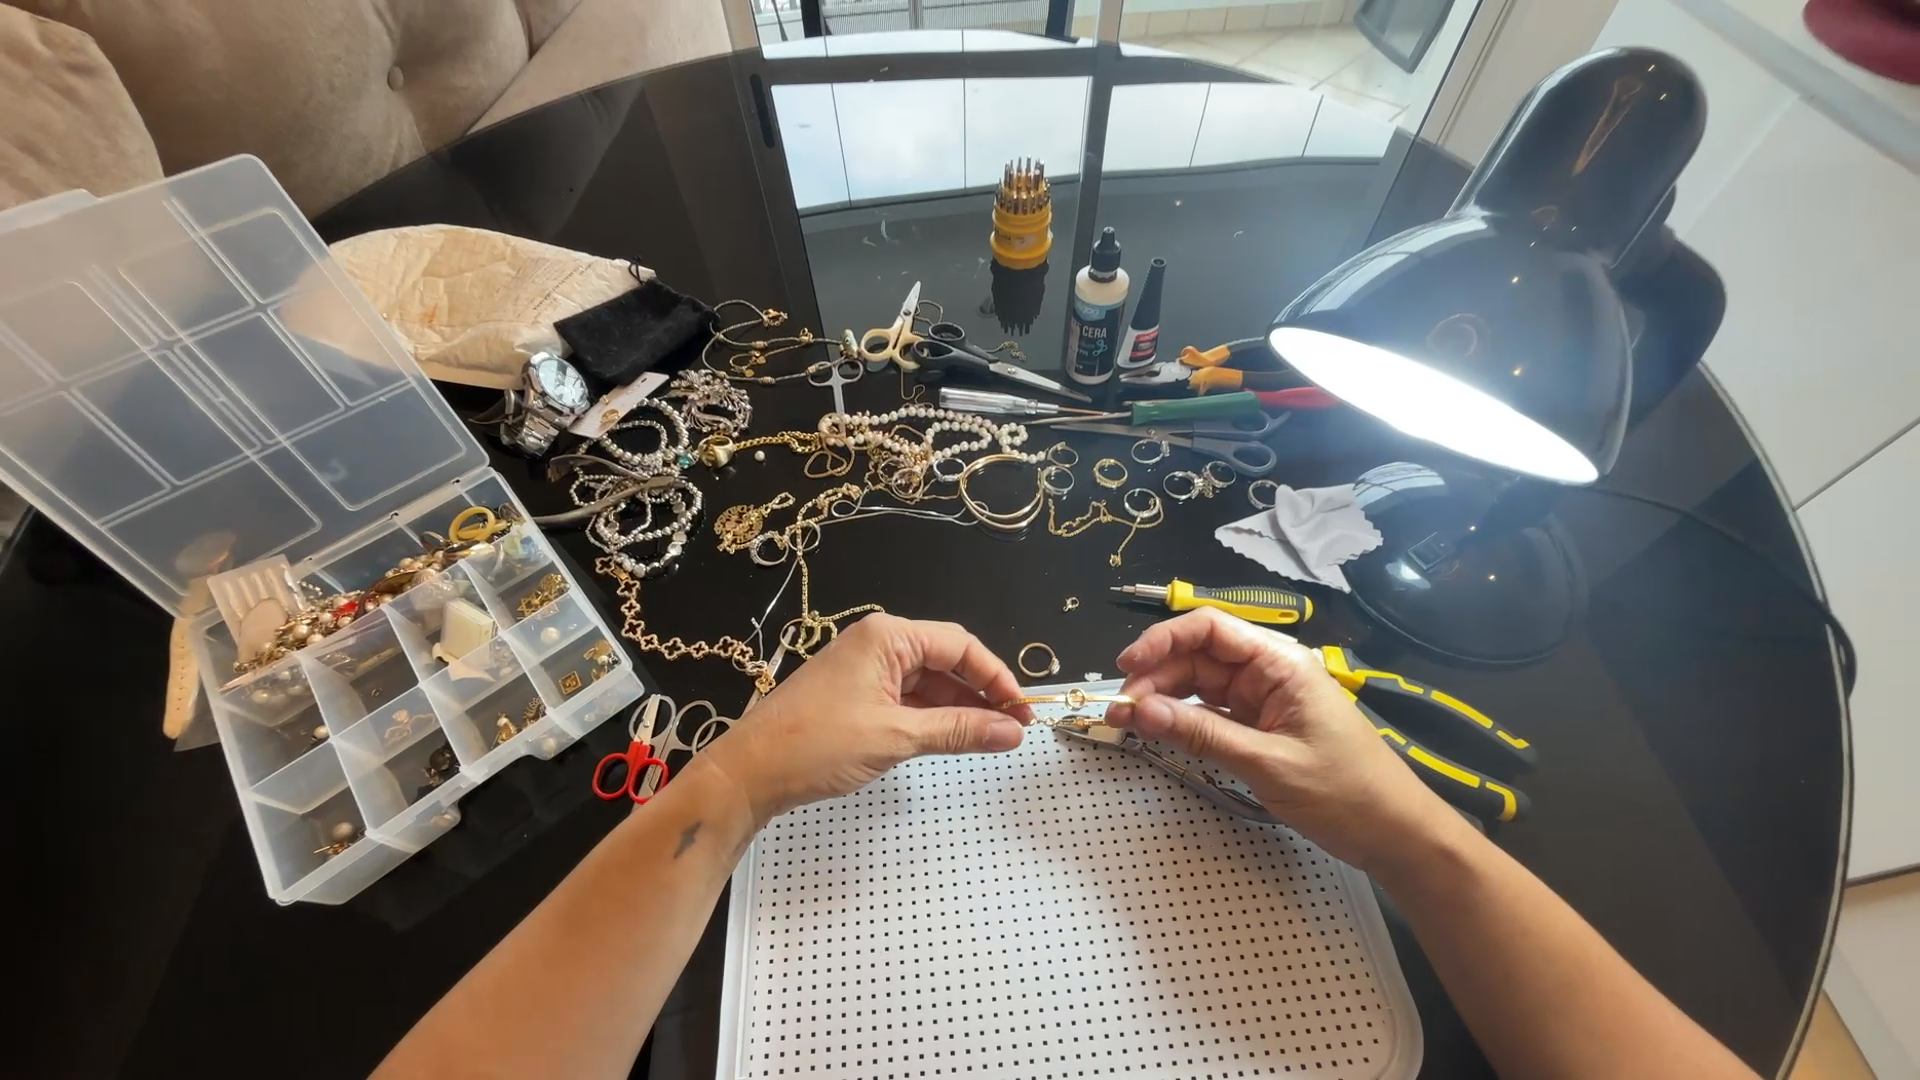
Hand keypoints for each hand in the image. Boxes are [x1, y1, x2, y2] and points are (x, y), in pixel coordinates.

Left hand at [702, 614, 1033, 825]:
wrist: (749, 773)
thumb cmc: (818, 744)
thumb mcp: (896, 737)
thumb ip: (959, 730)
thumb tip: (1012, 732)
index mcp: (888, 635)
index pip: (958, 645)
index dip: (996, 676)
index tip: (1023, 710)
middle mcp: (879, 642)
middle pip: (946, 660)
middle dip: (981, 692)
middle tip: (1015, 726)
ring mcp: (867, 668)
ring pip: (929, 681)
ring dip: (959, 707)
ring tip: (993, 736)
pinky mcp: (858, 693)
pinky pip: (908, 698)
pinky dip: (933, 716)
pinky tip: (956, 736)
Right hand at [1105, 608, 1462, 872]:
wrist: (1397, 836)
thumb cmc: (1346, 792)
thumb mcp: (1268, 763)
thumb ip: (1201, 733)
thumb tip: (1139, 712)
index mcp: (1279, 661)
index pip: (1210, 628)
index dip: (1162, 639)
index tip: (1126, 665)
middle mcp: (1266, 670)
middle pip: (1196, 656)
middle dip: (1154, 677)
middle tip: (1120, 710)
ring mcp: (1261, 697)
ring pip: (1196, 683)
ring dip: (1160, 699)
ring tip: (1127, 722)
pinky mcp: (1257, 723)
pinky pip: (1208, 710)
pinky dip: (1180, 718)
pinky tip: (1155, 729)